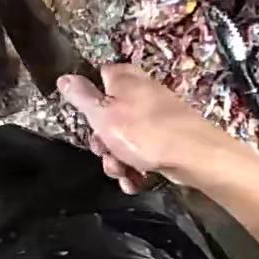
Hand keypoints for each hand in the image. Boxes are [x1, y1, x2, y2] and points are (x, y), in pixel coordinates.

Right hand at [56, 63, 237, 191]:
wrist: (194, 155)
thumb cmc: (144, 132)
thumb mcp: (102, 114)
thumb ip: (81, 96)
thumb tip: (64, 77)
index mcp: (123, 79)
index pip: (96, 79)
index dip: (87, 103)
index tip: (87, 121)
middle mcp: (139, 92)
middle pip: (107, 116)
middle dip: (103, 142)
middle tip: (106, 152)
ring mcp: (154, 115)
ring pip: (123, 139)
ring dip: (117, 161)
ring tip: (123, 173)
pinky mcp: (164, 137)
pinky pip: (141, 151)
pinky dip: (135, 167)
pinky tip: (135, 181)